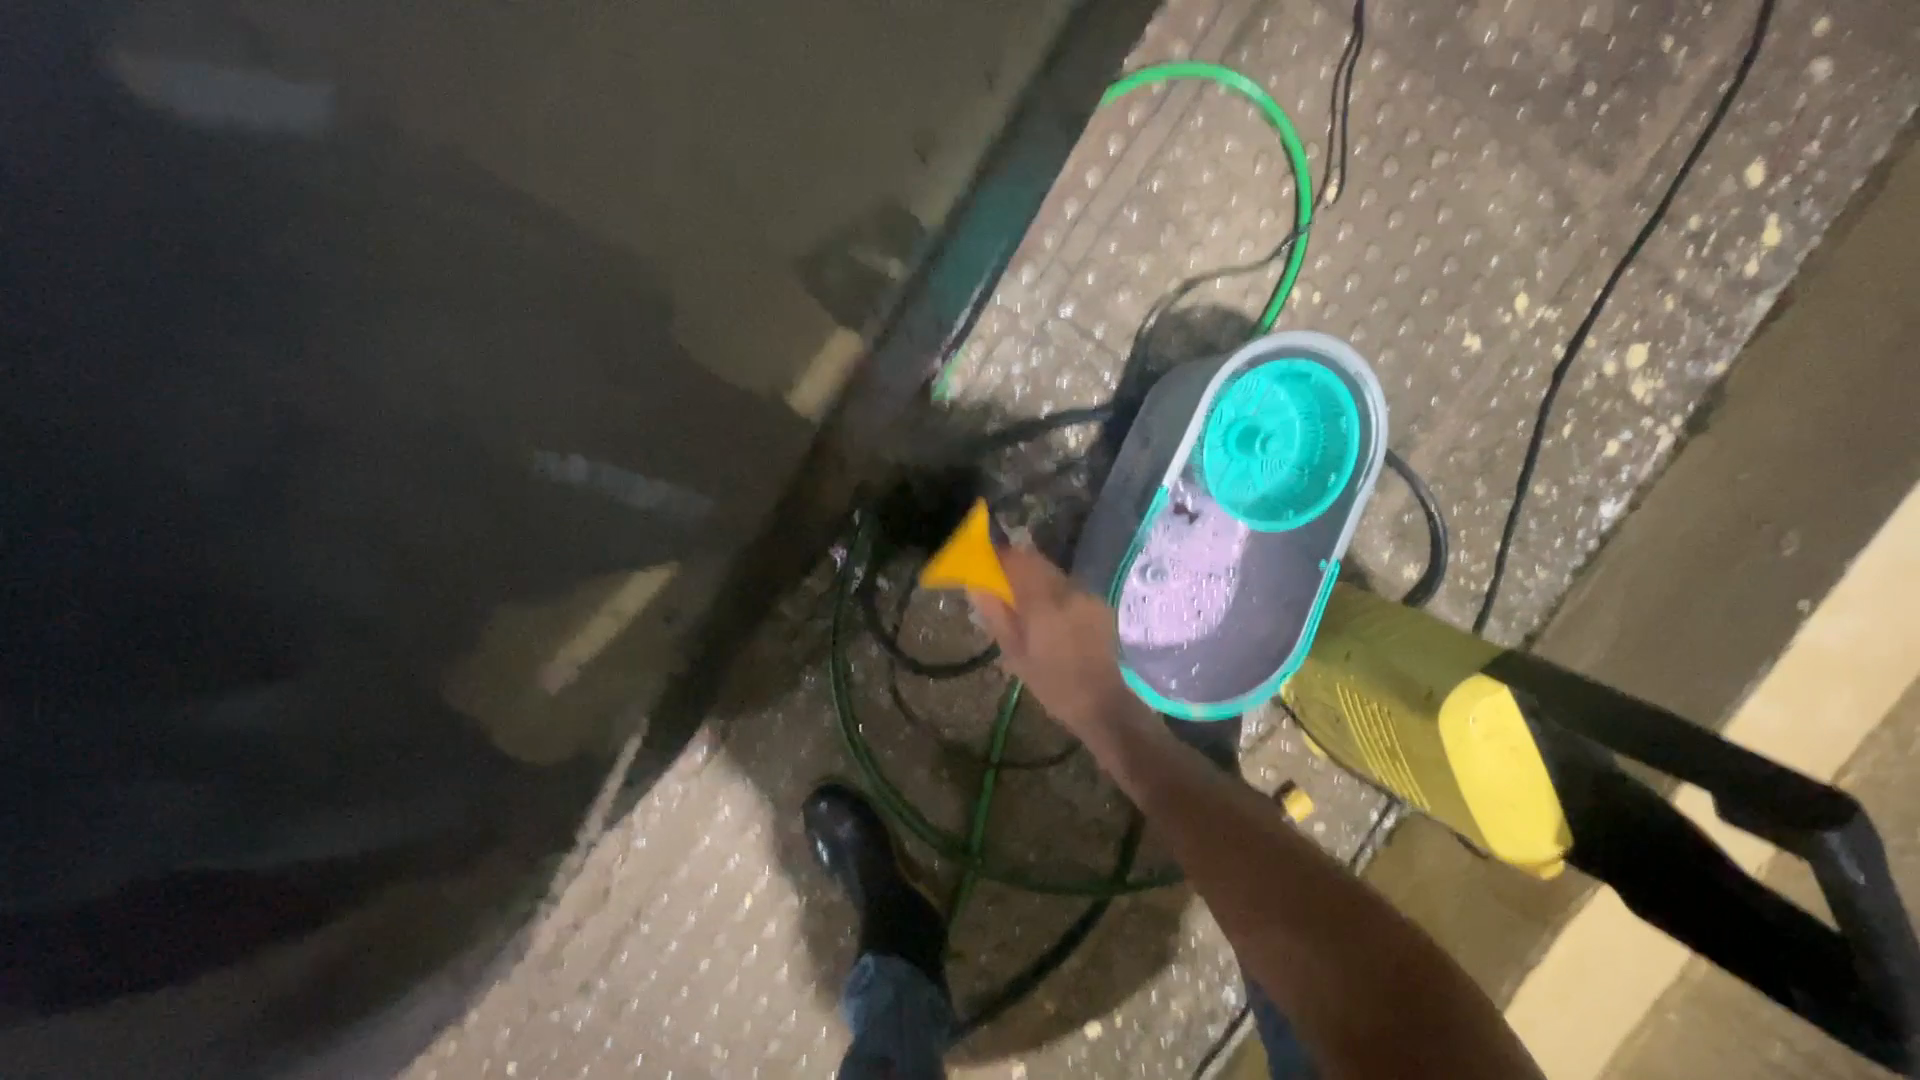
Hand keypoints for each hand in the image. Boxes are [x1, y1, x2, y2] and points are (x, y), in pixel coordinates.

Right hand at [967, 544, 1153, 740]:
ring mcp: (1087, 594)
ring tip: (1026, 602)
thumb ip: (996, 615)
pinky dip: (1055, 590)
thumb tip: (977, 587)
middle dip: (1017, 566)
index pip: (1018, 561)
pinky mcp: (1098, 602)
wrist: (1100, 701)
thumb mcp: (1015, 654)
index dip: (1000, 557)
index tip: (986, 565)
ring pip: (1054, 572)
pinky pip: (1069, 586)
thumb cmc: (1052, 684)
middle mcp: (1068, 590)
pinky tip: (1051, 615)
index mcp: (1044, 603)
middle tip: (1002, 584)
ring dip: (1037, 578)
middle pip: (1037, 561)